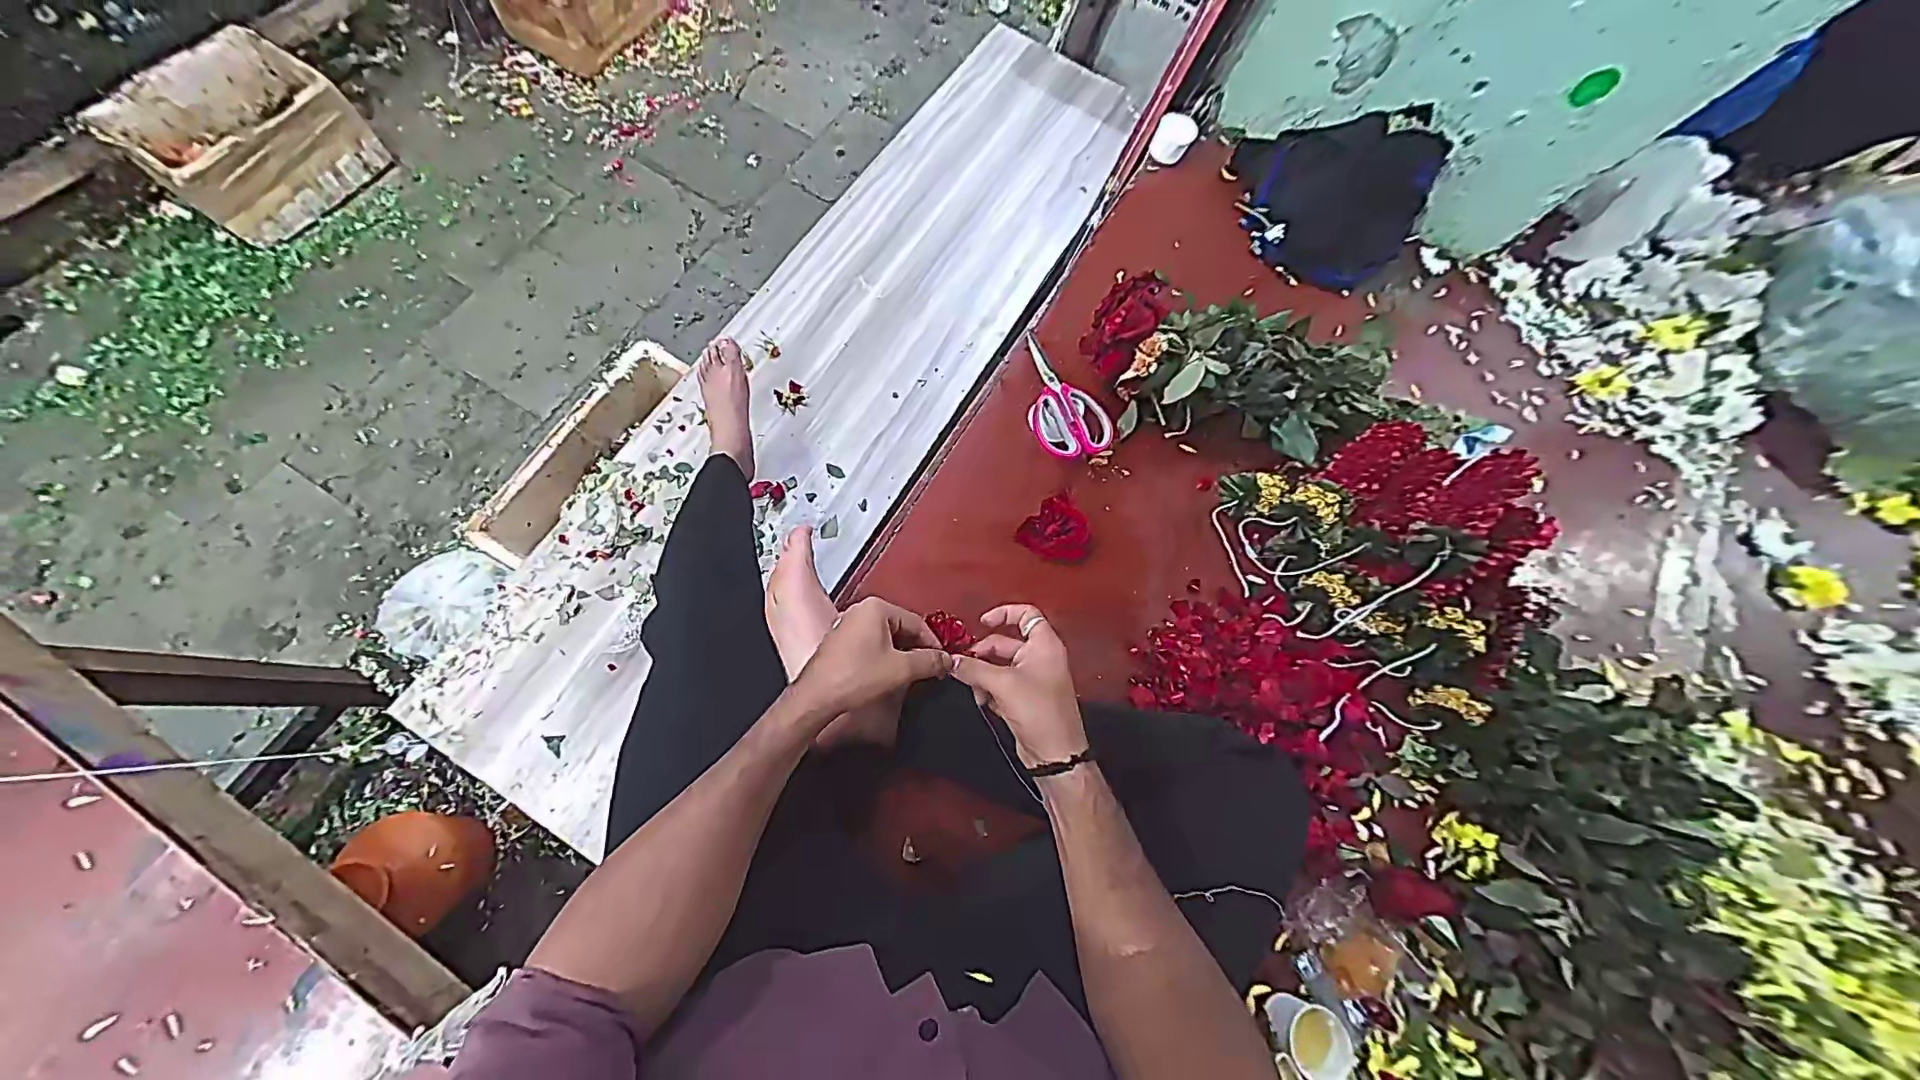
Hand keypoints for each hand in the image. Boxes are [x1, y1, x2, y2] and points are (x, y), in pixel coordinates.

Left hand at [790, 598, 952, 719]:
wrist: (817, 698)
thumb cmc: (850, 678)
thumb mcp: (902, 669)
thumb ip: (930, 661)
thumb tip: (944, 659)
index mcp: (875, 608)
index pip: (917, 622)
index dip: (933, 643)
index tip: (941, 659)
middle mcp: (860, 612)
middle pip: (901, 628)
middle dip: (916, 650)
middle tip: (928, 669)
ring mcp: (848, 627)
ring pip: (886, 638)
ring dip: (900, 656)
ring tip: (909, 676)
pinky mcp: (841, 643)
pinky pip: (871, 646)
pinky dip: (883, 659)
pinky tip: (887, 676)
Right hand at [950, 604, 1087, 767]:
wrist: (1054, 755)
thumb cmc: (1041, 713)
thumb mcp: (1003, 684)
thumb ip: (974, 668)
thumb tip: (953, 660)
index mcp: (1044, 645)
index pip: (1026, 614)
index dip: (1004, 613)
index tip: (982, 622)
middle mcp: (1040, 658)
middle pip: (1005, 643)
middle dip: (983, 652)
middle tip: (964, 662)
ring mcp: (1032, 679)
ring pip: (999, 666)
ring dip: (983, 674)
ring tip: (974, 687)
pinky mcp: (1024, 698)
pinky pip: (1000, 684)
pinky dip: (989, 689)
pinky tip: (983, 701)